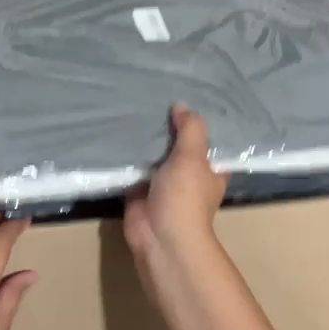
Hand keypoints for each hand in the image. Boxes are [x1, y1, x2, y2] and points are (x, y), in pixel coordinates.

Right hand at [124, 104, 228, 265]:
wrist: (159, 235)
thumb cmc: (185, 196)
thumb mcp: (192, 157)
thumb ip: (190, 129)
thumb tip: (181, 105)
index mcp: (210, 167)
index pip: (208, 138)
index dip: (199, 119)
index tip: (187, 94)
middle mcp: (188, 173)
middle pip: (178, 143)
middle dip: (168, 125)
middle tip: (154, 95)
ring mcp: (163, 181)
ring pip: (154, 153)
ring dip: (145, 139)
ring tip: (134, 106)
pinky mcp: (140, 188)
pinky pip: (134, 166)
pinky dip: (127, 154)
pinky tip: (118, 130)